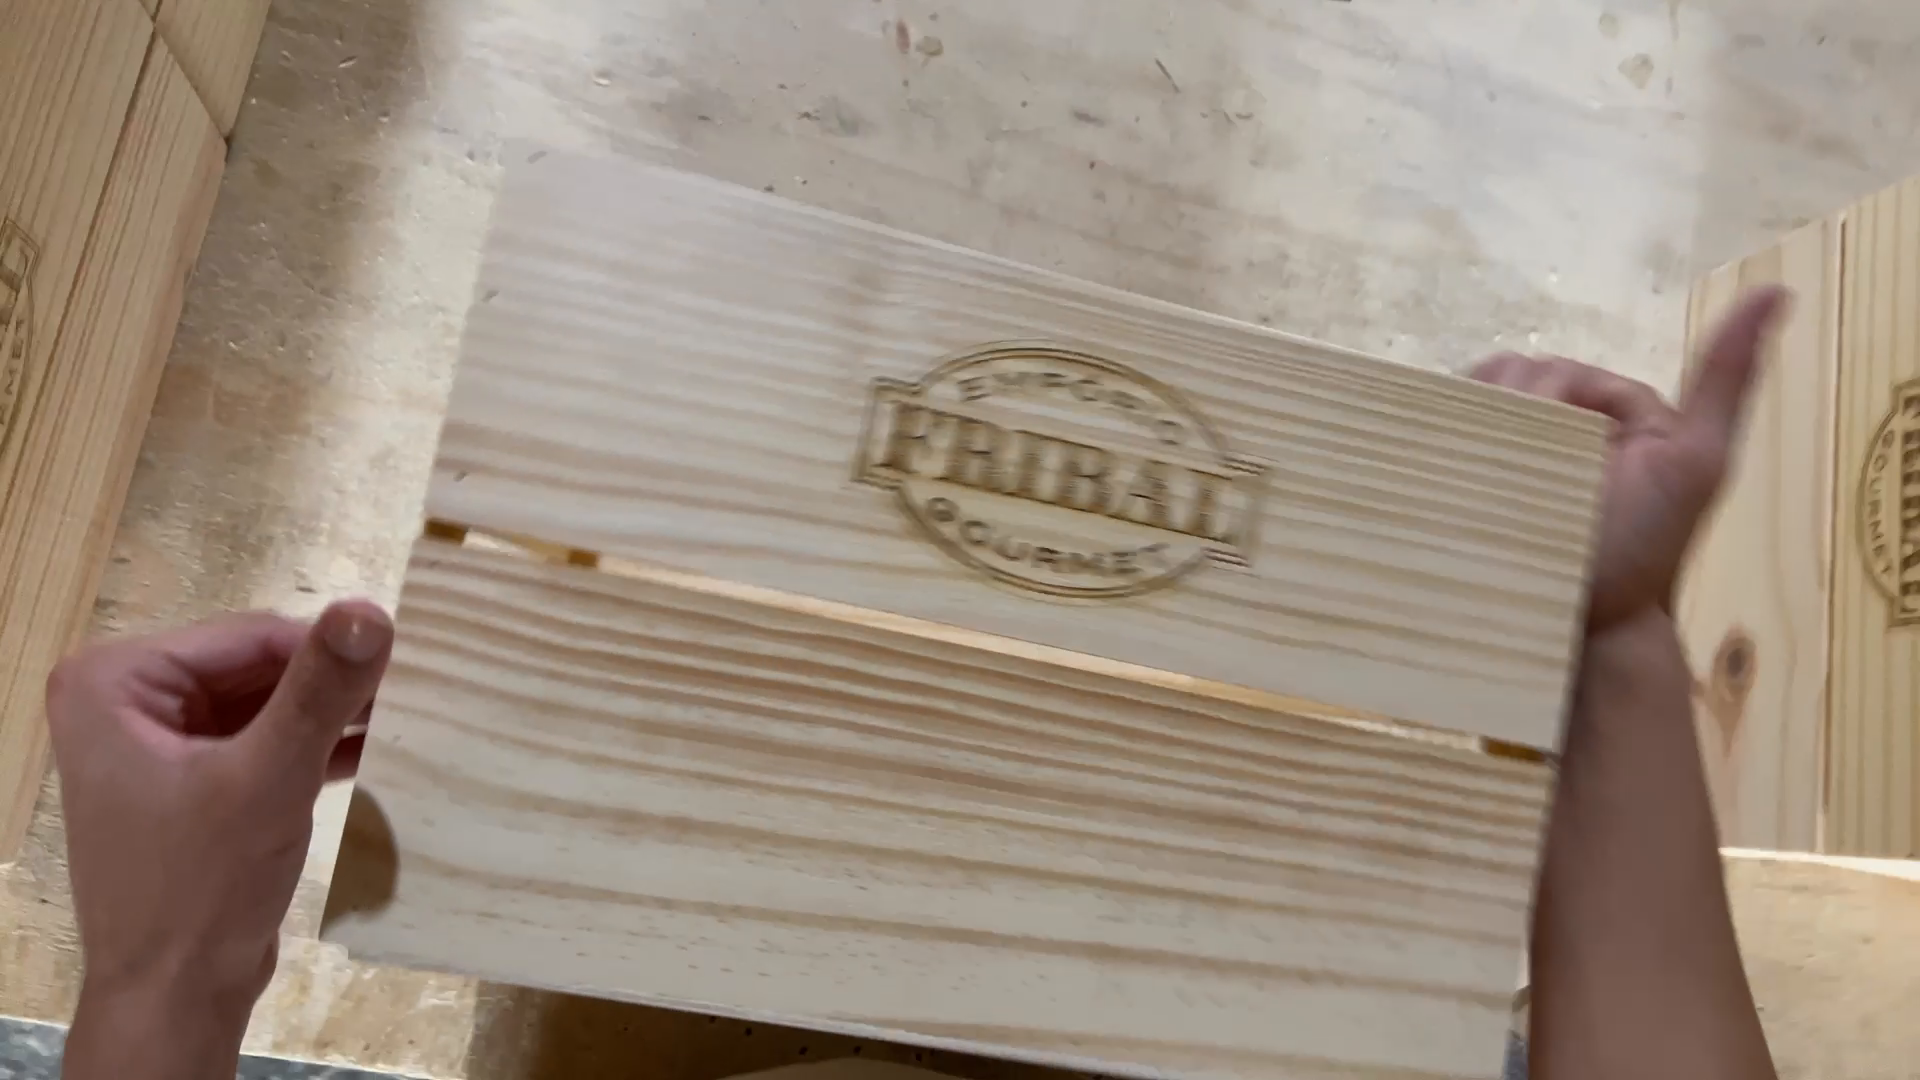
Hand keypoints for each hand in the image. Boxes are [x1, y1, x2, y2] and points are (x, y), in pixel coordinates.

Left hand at [48, 600, 393, 1023]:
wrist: (182, 986)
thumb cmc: (205, 880)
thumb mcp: (271, 776)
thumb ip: (320, 690)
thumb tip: (371, 609)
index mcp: (118, 682)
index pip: (259, 635)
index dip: (333, 657)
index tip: (402, 684)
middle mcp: (135, 697)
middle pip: (270, 660)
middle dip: (340, 685)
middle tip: (409, 705)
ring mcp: (169, 734)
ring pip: (284, 692)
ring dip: (343, 711)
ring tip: (406, 723)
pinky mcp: (206, 767)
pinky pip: (280, 728)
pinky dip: (329, 737)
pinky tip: (382, 749)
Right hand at [1470, 287, 1787, 631]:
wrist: (1589, 617)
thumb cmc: (1643, 542)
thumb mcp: (1694, 457)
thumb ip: (1723, 380)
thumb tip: (1776, 287)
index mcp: (1608, 413)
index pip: (1555, 371)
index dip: (1538, 385)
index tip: (1532, 417)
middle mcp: (1557, 428)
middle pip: (1508, 381)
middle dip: (1502, 399)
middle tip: (1504, 443)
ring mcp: (1512, 457)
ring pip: (1474, 407)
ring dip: (1469, 416)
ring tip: (1467, 447)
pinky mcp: (1473, 486)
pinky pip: (1452, 442)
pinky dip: (1441, 434)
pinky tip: (1435, 447)